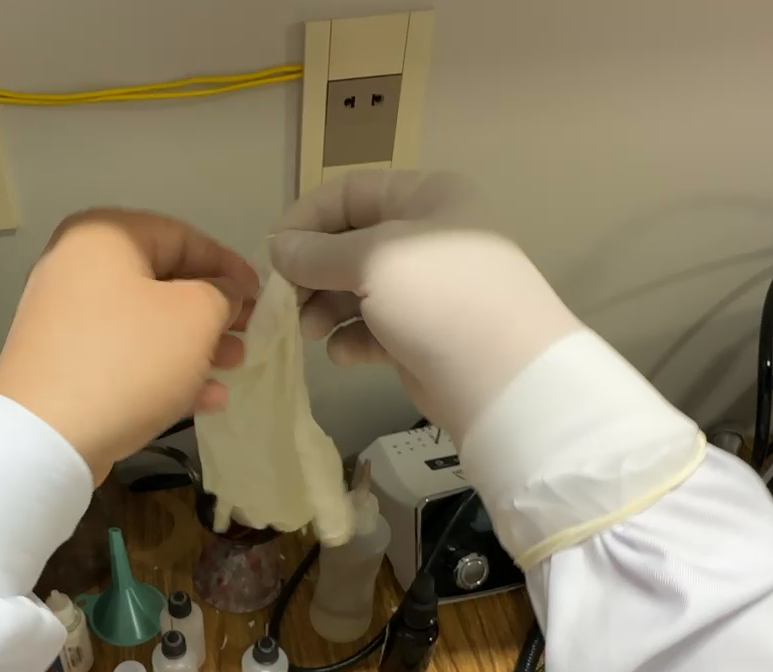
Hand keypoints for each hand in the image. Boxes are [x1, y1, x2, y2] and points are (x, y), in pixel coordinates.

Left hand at [0, 209, 258, 481]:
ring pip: (147, 327)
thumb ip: (221, 295)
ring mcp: (66, 322)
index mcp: (104, 238)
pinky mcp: (64, 368)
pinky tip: (206, 399)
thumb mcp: (194, 318)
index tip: (260, 295)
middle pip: (163, 284)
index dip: (229, 265)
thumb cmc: (128, 361)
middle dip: (213, 312)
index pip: (182, 237)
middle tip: (249, 335)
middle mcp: (77, 269)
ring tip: (235, 367)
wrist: (49, 436)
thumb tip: (225, 294)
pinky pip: (124, 359)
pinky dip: (164, 373)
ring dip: (196, 347)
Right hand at [268, 171, 582, 438]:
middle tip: (285, 302)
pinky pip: (370, 330)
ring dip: (324, 309)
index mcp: (424, 198)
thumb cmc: (438, 297)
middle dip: (311, 272)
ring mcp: (421, 290)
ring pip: (354, 290)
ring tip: (311, 333)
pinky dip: (350, 340)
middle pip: (347, 245)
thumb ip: (317, 253)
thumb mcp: (373, 259)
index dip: (305, 220)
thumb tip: (277, 247)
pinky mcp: (416, 335)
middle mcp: (423, 238)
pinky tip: (344, 355)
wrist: (499, 377)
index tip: (273, 255)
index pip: (348, 193)